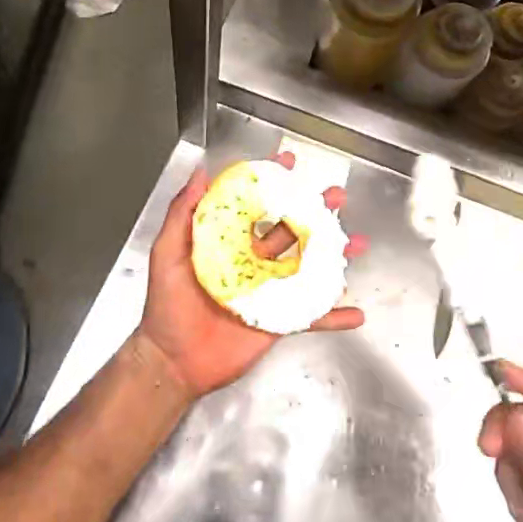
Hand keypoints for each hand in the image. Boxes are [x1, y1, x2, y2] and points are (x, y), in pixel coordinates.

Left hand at [134, 152, 367, 397]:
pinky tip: (355, 311)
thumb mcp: (167, 251)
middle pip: (292, 228)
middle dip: (315, 210)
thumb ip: (182, 212)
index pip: (256, 203)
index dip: (272, 181)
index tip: (288, 161)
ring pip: (309, 266)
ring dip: (334, 255)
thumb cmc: (165, 305)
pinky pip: (310, 317)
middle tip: (336, 195)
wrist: (171, 360)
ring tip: (357, 242)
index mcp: (230, 241)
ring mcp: (269, 290)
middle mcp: (254, 260)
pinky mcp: (277, 321)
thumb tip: (198, 173)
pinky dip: (333, 316)